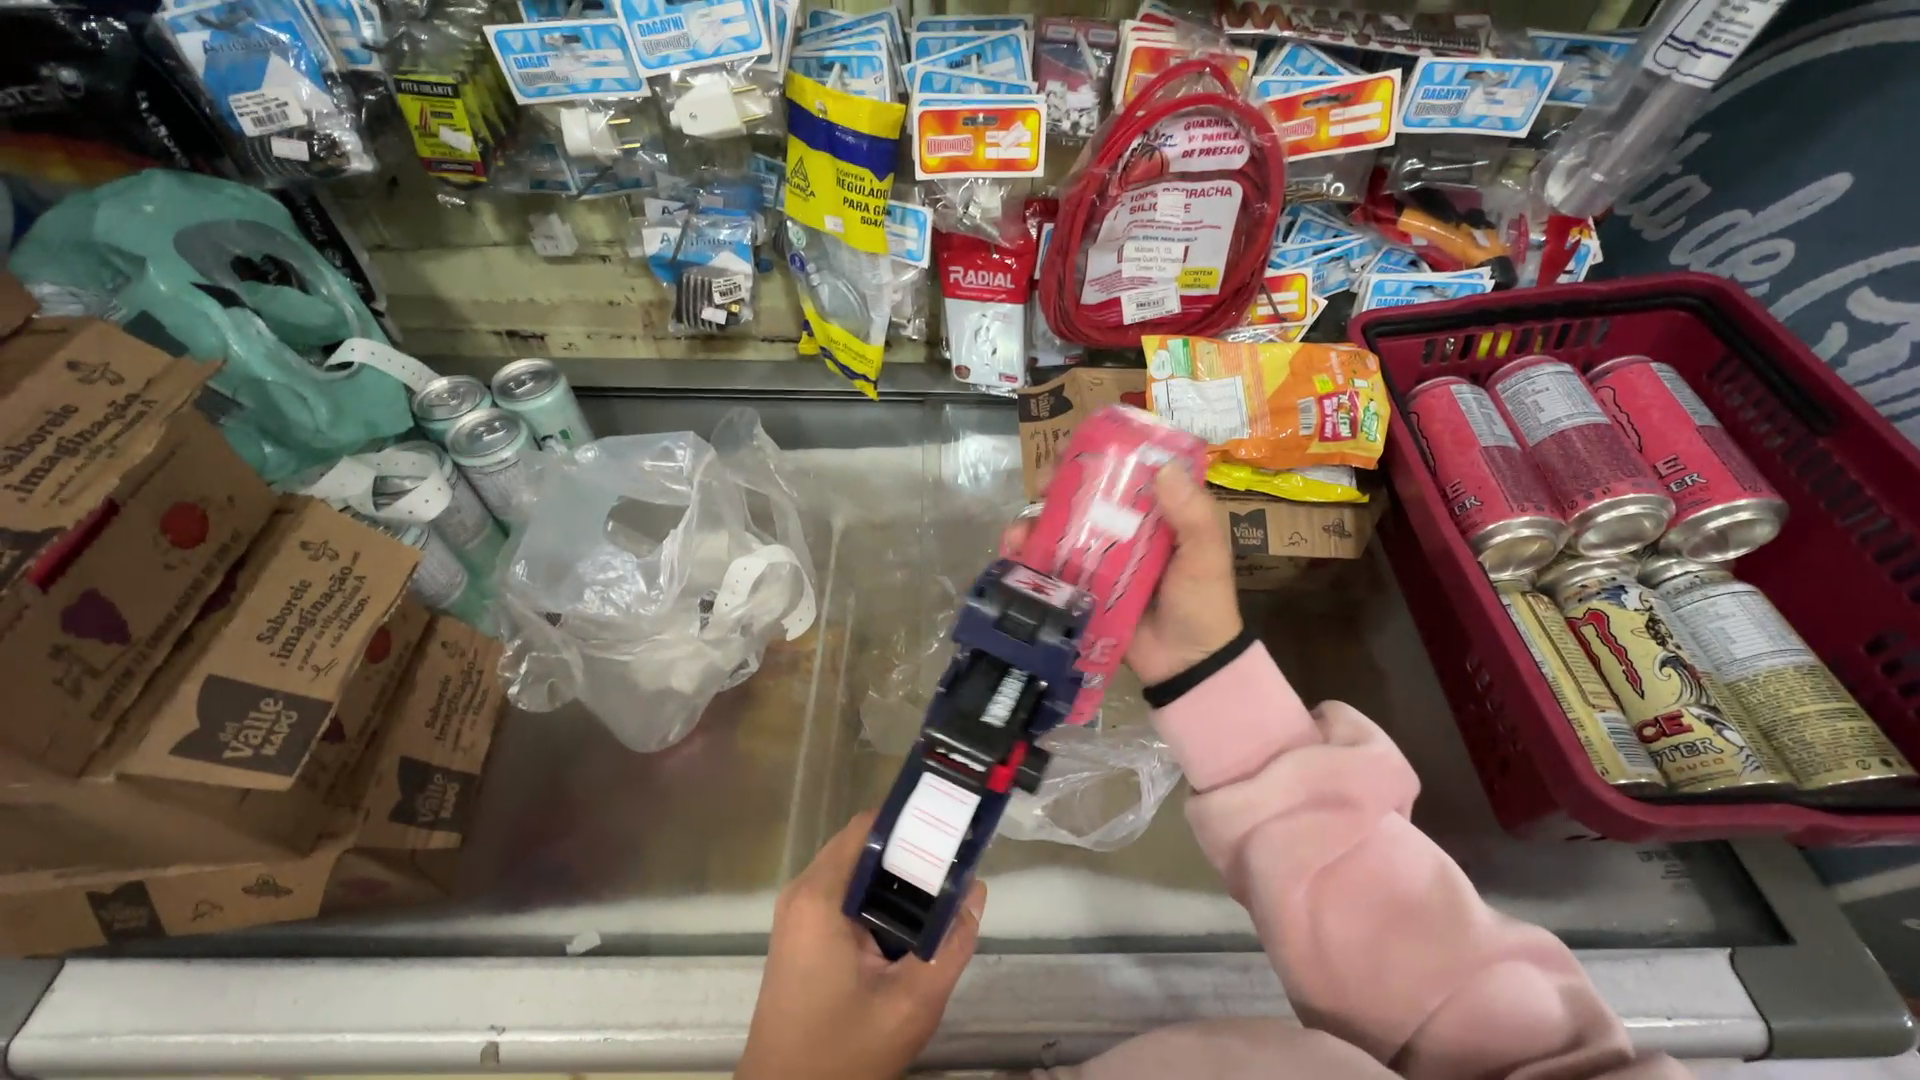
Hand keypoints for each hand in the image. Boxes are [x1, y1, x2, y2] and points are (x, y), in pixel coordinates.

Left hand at [737, 812, 986, 1079]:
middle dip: (910, 851)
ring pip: (856, 872)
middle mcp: (803, 893)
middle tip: (955, 863)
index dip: (911, 821)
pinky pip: (845, 897)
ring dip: (896, 877)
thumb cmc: (844, 1051)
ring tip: (941, 890)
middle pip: (863, 845)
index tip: (951, 827)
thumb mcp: (913, 1001)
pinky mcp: (803, 935)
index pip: (868, 826)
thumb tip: (975, 890)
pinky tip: (911, 922)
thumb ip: (951, 942)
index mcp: (820, 896)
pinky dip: (878, 898)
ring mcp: (799, 915)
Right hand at [1002, 465, 1242, 686]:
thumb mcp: (1207, 553)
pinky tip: (1013, 556)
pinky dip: (1025, 559)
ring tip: (1018, 533)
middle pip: (1078, 497)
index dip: (1092, 457)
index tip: (1071, 451)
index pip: (1119, 472)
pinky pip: (1047, 569)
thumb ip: (1192, 513)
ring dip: (1030, 524)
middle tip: (1040, 488)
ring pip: (1055, 530)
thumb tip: (1163, 468)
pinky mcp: (1077, 590)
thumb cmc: (1203, 602)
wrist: (1188, 665)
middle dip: (1052, 487)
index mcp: (1152, 513)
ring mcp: (1095, 561)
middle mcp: (1120, 531)